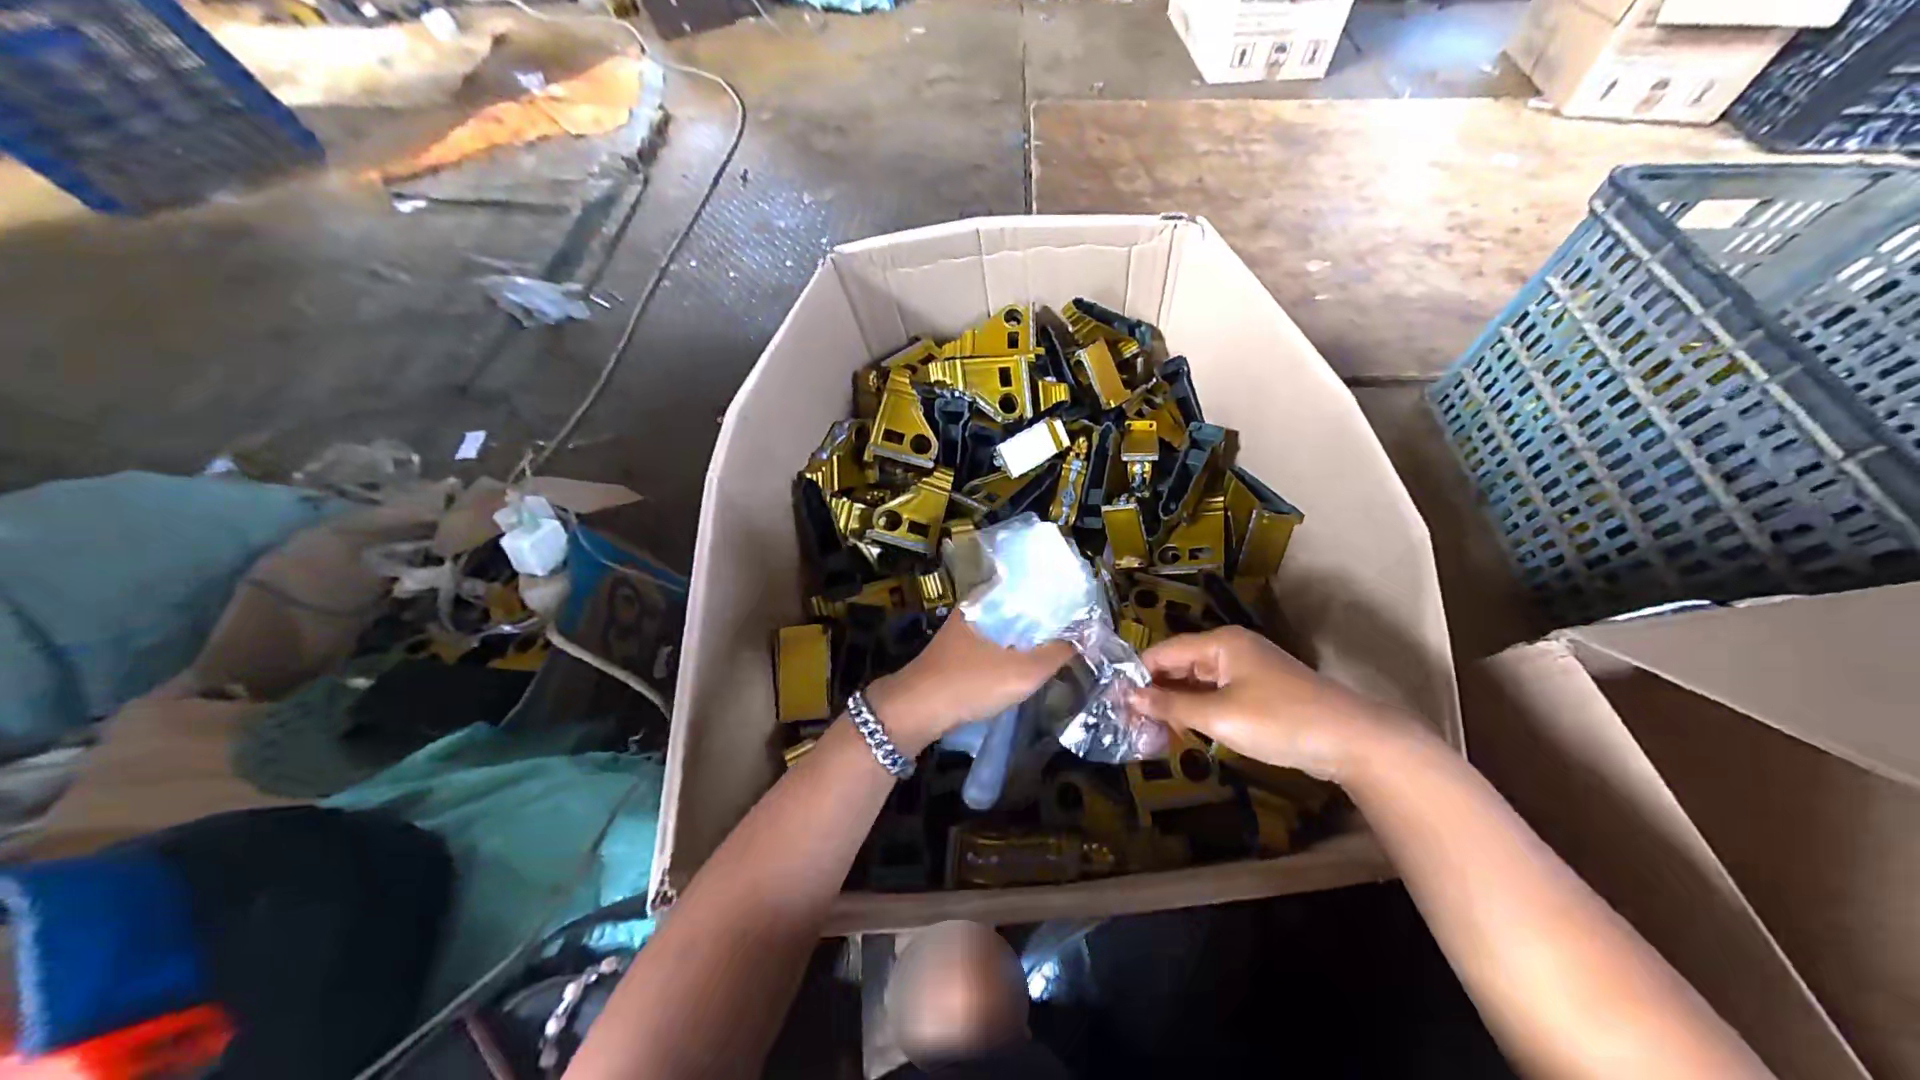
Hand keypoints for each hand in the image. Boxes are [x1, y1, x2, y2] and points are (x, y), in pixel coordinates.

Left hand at [866, 615, 1072, 753]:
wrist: (916, 711)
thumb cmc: (969, 683)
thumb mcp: (1022, 672)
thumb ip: (1056, 655)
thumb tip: (1085, 637)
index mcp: (985, 604)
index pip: (1027, 589)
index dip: (1055, 597)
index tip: (1081, 609)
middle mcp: (972, 612)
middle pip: (1017, 611)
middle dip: (1045, 621)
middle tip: (1077, 632)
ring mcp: (962, 635)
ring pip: (1005, 632)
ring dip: (1028, 640)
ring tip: (1060, 649)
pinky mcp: (957, 658)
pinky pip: (994, 649)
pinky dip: (1012, 654)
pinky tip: (1028, 666)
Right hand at [1128, 627, 1423, 782]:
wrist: (1352, 741)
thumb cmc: (1280, 722)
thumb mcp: (1219, 716)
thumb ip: (1171, 704)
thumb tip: (1129, 696)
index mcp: (1220, 643)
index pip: (1163, 652)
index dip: (1137, 675)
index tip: (1113, 701)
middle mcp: (1231, 648)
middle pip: (1179, 664)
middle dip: (1155, 690)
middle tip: (1127, 720)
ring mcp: (1248, 669)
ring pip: (1197, 681)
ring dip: (1175, 702)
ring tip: (1148, 728)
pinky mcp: (1261, 691)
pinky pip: (1217, 693)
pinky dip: (1198, 709)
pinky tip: (1184, 729)